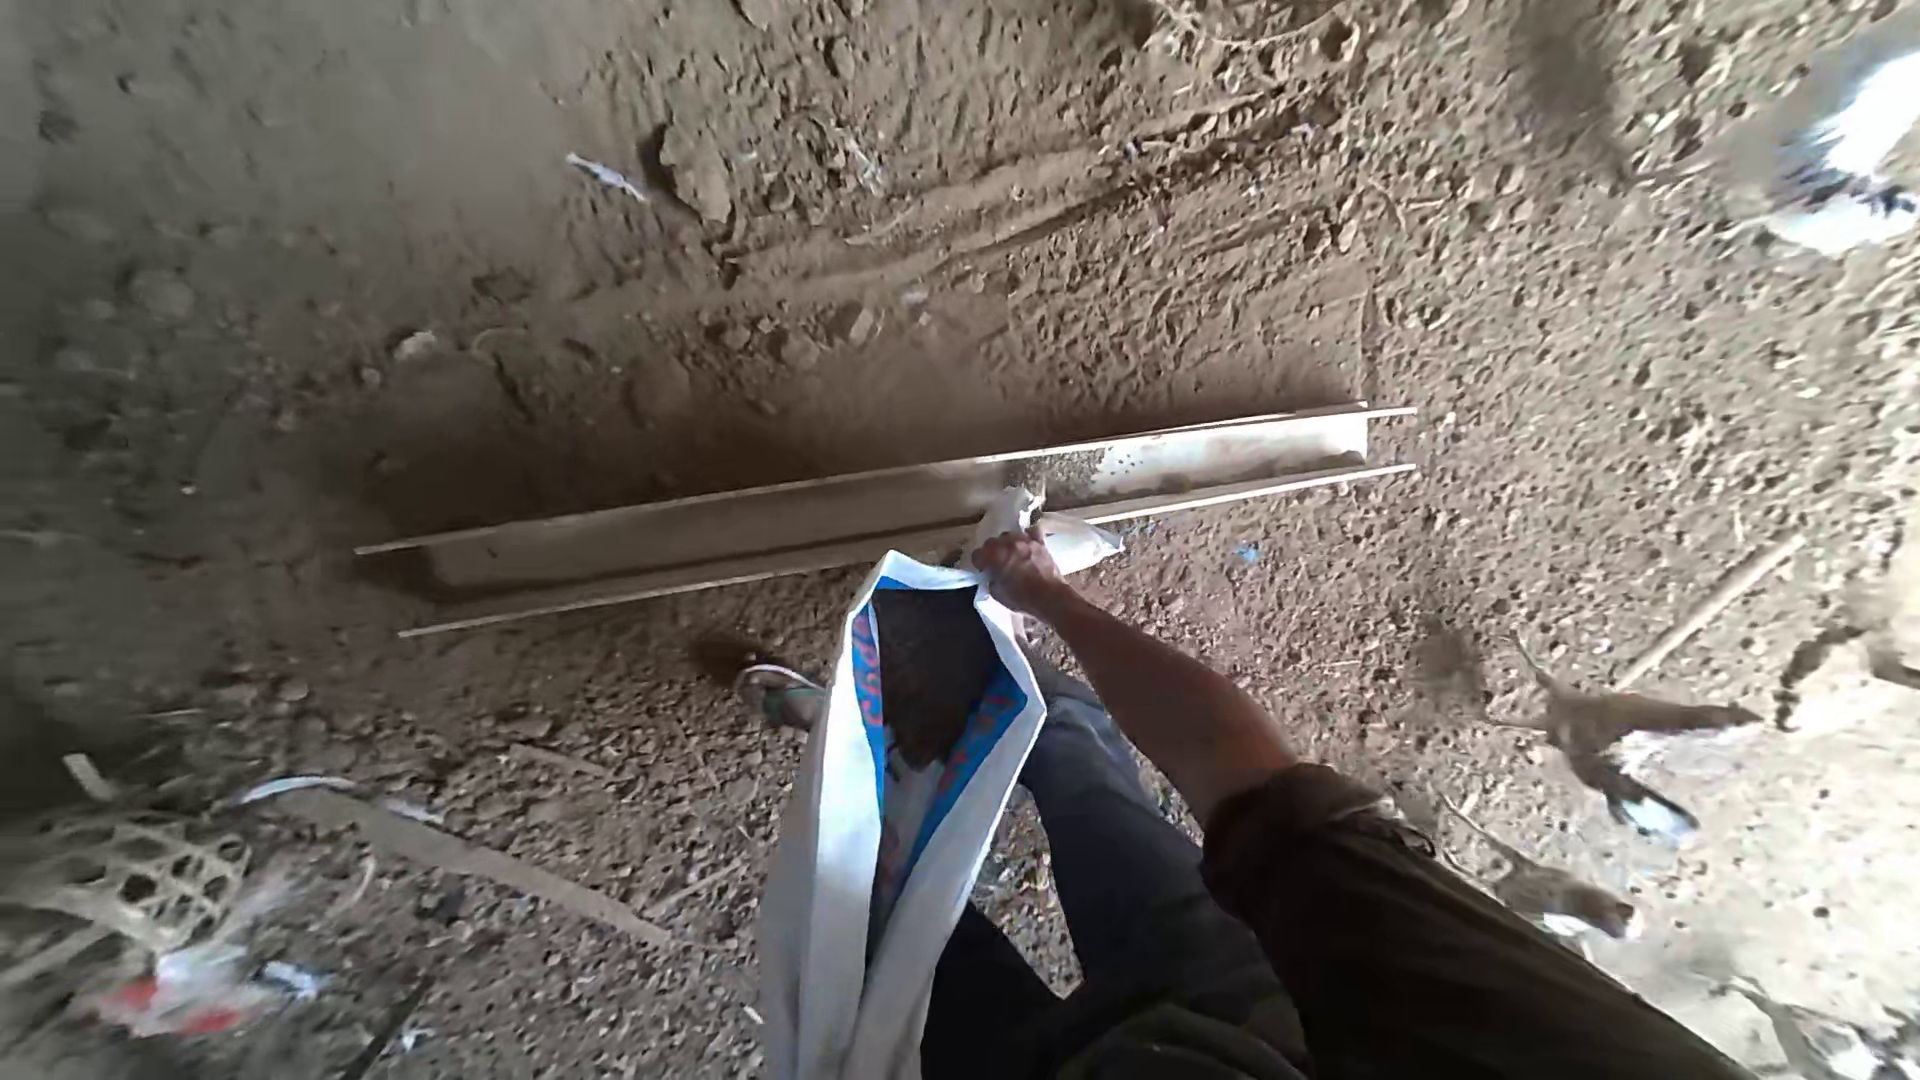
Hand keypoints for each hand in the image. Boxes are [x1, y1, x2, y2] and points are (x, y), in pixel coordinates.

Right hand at [971, 526, 1076, 616]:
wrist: (1050, 597)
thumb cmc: (1022, 598)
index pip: (977, 554)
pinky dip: (1028, 536)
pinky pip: (1032, 532)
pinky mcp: (1040, 543)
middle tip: (996, 564)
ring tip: (1012, 555)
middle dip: (991, 552)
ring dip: (1007, 544)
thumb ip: (991, 580)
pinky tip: (1027, 544)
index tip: (983, 571)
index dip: (978, 564)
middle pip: (992, 542)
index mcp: (995, 556)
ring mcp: (1025, 540)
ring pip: (1009, 535)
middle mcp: (1008, 543)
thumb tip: (992, 576)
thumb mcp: (997, 594)